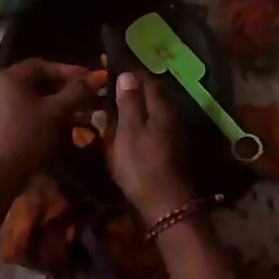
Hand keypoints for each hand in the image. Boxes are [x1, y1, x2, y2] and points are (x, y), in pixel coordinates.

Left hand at [0, 59, 94, 182]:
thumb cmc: (28, 136)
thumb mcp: (56, 112)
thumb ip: (76, 92)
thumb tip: (95, 77)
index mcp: (10, 77)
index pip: (42, 65)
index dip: (68, 71)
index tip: (88, 80)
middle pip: (34, 80)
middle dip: (61, 87)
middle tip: (83, 96)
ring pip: (28, 96)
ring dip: (52, 101)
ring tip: (73, 111)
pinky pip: (20, 110)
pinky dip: (39, 112)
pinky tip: (55, 124)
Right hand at [109, 72, 196, 221]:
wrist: (165, 206)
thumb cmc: (142, 167)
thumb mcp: (129, 132)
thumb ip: (128, 103)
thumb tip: (127, 74)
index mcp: (161, 109)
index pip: (147, 80)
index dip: (129, 74)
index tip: (108, 72)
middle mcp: (171, 117)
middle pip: (151, 96)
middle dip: (131, 92)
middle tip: (106, 93)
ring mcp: (172, 135)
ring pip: (151, 113)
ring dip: (133, 110)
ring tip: (111, 113)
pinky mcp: (169, 151)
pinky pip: (151, 128)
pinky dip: (138, 126)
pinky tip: (124, 134)